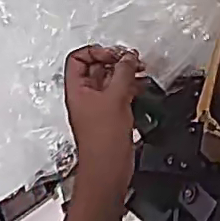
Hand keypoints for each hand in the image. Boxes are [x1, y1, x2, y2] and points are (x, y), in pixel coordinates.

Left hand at [65, 46, 142, 201]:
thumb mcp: (115, 98)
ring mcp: (99, 104)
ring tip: (140, 69)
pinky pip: (120, 91)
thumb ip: (123, 73)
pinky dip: (131, 84)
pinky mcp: (112, 113)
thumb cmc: (102, 142)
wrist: (108, 169)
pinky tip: (141, 84)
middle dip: (115, 59)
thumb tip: (128, 57)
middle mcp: (86, 96)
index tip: (114, 54)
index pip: (79, 58)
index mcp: (78, 90)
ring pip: (110, 78)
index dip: (96, 51)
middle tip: (131, 59)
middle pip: (96, 66)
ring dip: (125, 71)